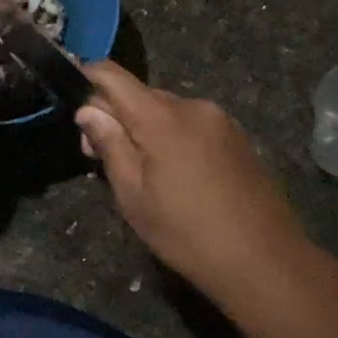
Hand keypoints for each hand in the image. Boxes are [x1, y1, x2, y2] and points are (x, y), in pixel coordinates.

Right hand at [74, 61, 310, 289]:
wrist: (265, 261)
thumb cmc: (186, 233)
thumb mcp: (133, 196)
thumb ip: (110, 145)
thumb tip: (87, 111)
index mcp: (162, 118)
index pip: (113, 76)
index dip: (87, 78)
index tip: (72, 102)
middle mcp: (193, 107)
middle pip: (140, 95)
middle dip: (114, 116)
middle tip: (99, 157)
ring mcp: (220, 121)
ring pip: (166, 111)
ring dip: (143, 128)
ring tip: (138, 171)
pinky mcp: (237, 138)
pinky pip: (190, 124)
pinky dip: (170, 137)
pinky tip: (173, 176)